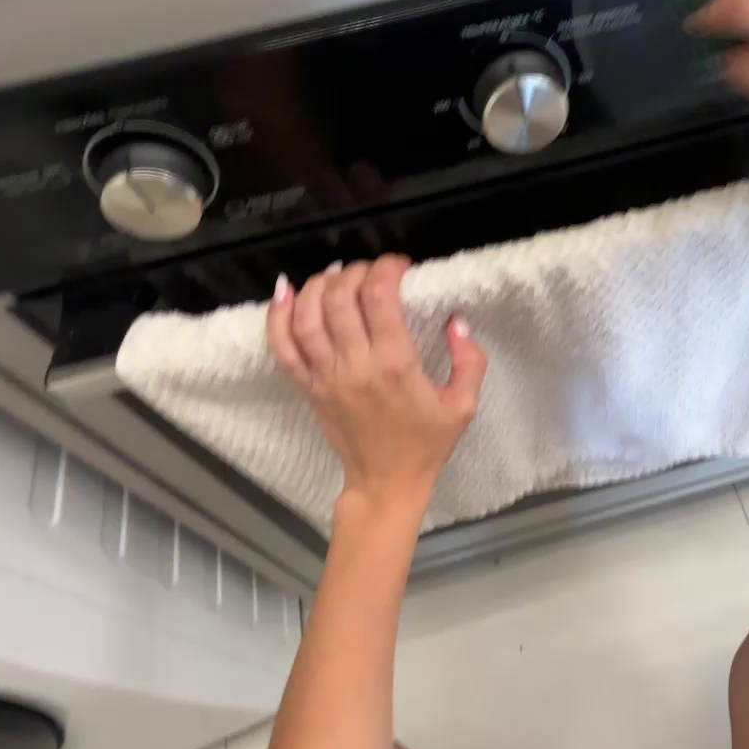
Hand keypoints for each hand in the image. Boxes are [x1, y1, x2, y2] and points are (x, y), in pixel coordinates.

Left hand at [267, 255, 487, 514]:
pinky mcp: (309, 388)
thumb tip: (457, 321)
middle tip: (370, 271)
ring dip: (319, 285)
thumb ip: (470, 361)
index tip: (400, 266)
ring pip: (308, 316)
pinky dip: (278, 316)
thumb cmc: (427, 444)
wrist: (387, 482)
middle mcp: (356, 366)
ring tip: (336, 275)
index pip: (380, 298)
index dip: (387, 269)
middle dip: (355, 272)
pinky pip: (283, 347)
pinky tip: (286, 292)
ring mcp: (326, 377)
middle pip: (340, 299)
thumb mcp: (464, 405)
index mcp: (396, 366)